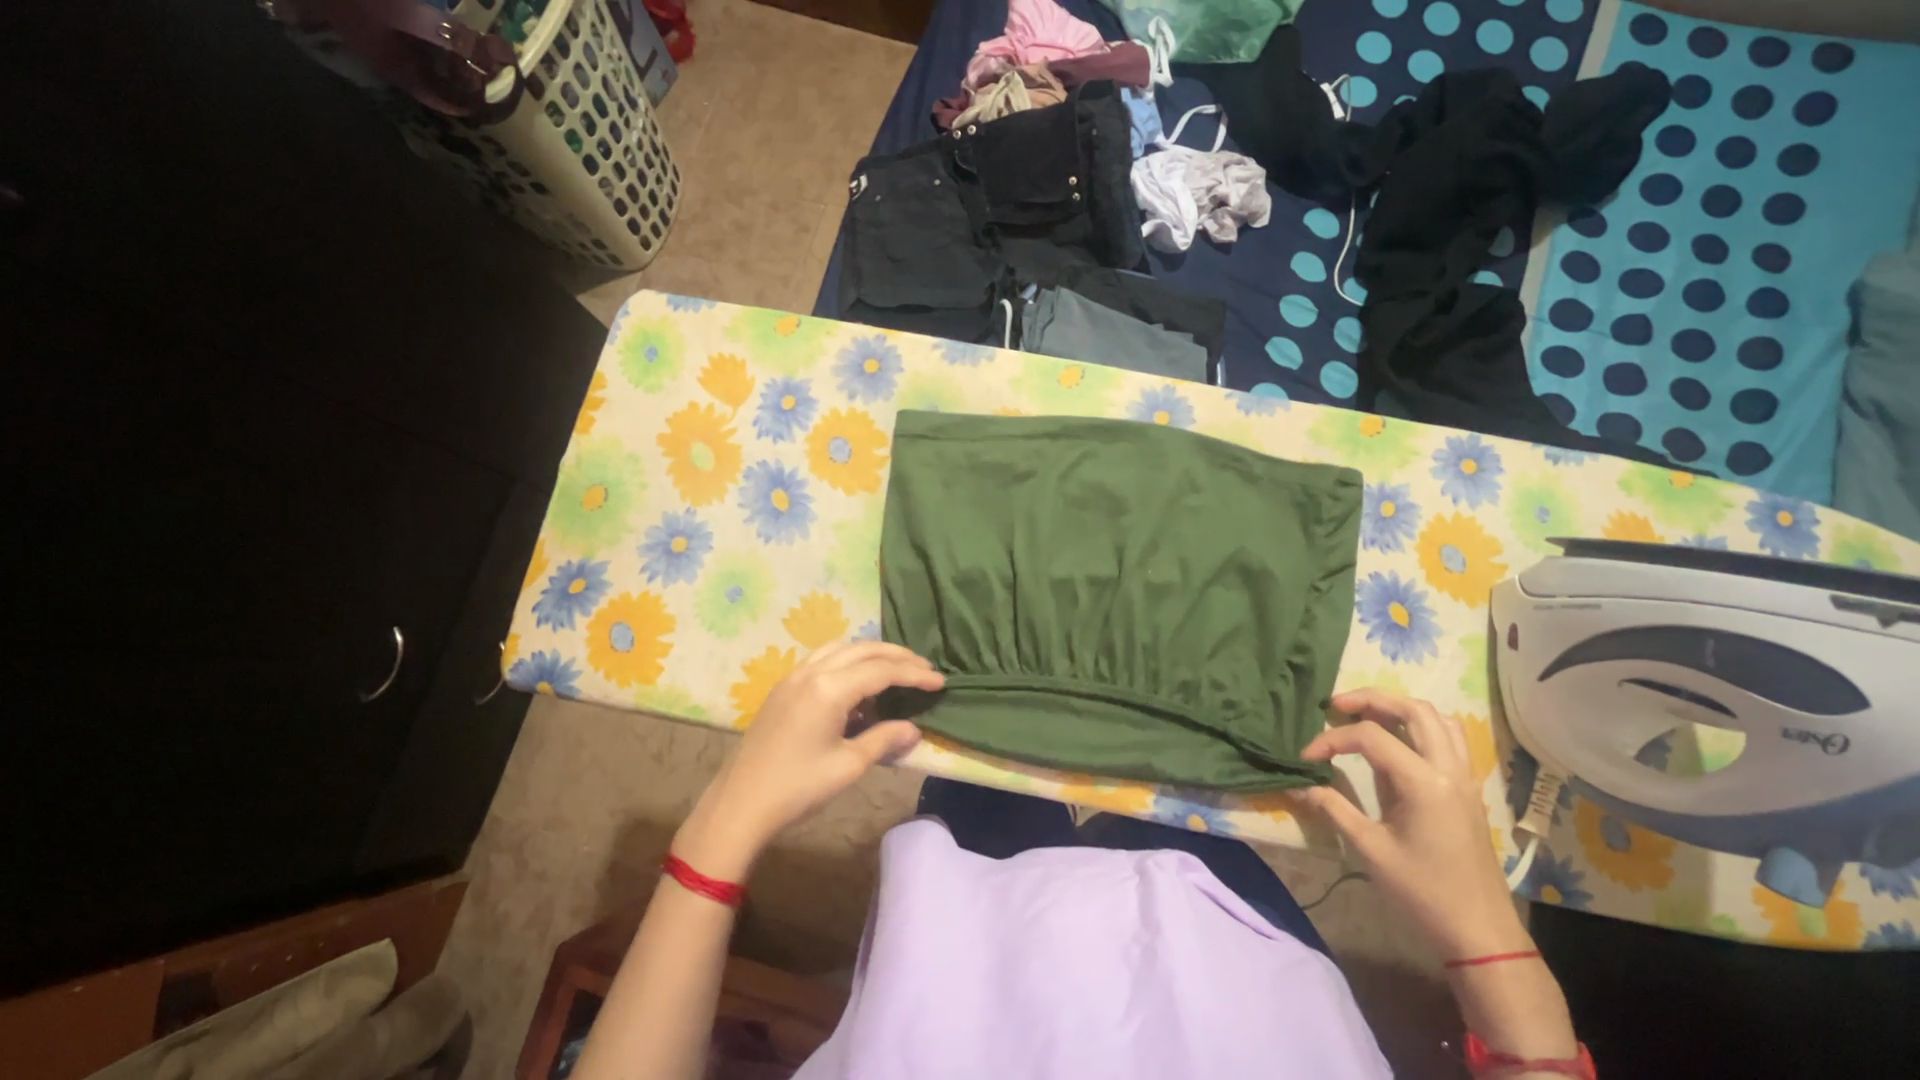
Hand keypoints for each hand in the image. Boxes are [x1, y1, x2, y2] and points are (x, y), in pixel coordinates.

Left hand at [673, 642, 944, 878]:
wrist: (741, 803)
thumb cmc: (798, 788)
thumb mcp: (848, 766)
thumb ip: (884, 740)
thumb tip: (913, 728)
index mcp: (829, 689)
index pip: (882, 670)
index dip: (914, 674)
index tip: (941, 682)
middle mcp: (811, 672)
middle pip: (862, 650)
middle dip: (897, 657)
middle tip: (925, 669)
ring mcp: (793, 677)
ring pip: (840, 649)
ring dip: (871, 653)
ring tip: (895, 668)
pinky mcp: (783, 689)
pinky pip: (822, 660)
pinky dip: (847, 661)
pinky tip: (858, 684)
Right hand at [1289, 688, 1529, 960]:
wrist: (1479, 929)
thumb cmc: (1422, 891)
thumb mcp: (1370, 849)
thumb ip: (1334, 809)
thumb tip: (1297, 787)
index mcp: (1423, 782)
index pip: (1371, 736)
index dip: (1332, 740)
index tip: (1306, 757)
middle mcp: (1449, 769)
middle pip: (1413, 709)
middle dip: (1372, 699)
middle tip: (1336, 706)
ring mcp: (1464, 777)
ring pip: (1437, 719)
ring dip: (1400, 708)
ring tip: (1366, 717)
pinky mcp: (1467, 790)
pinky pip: (1449, 739)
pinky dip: (1421, 727)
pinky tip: (1398, 742)